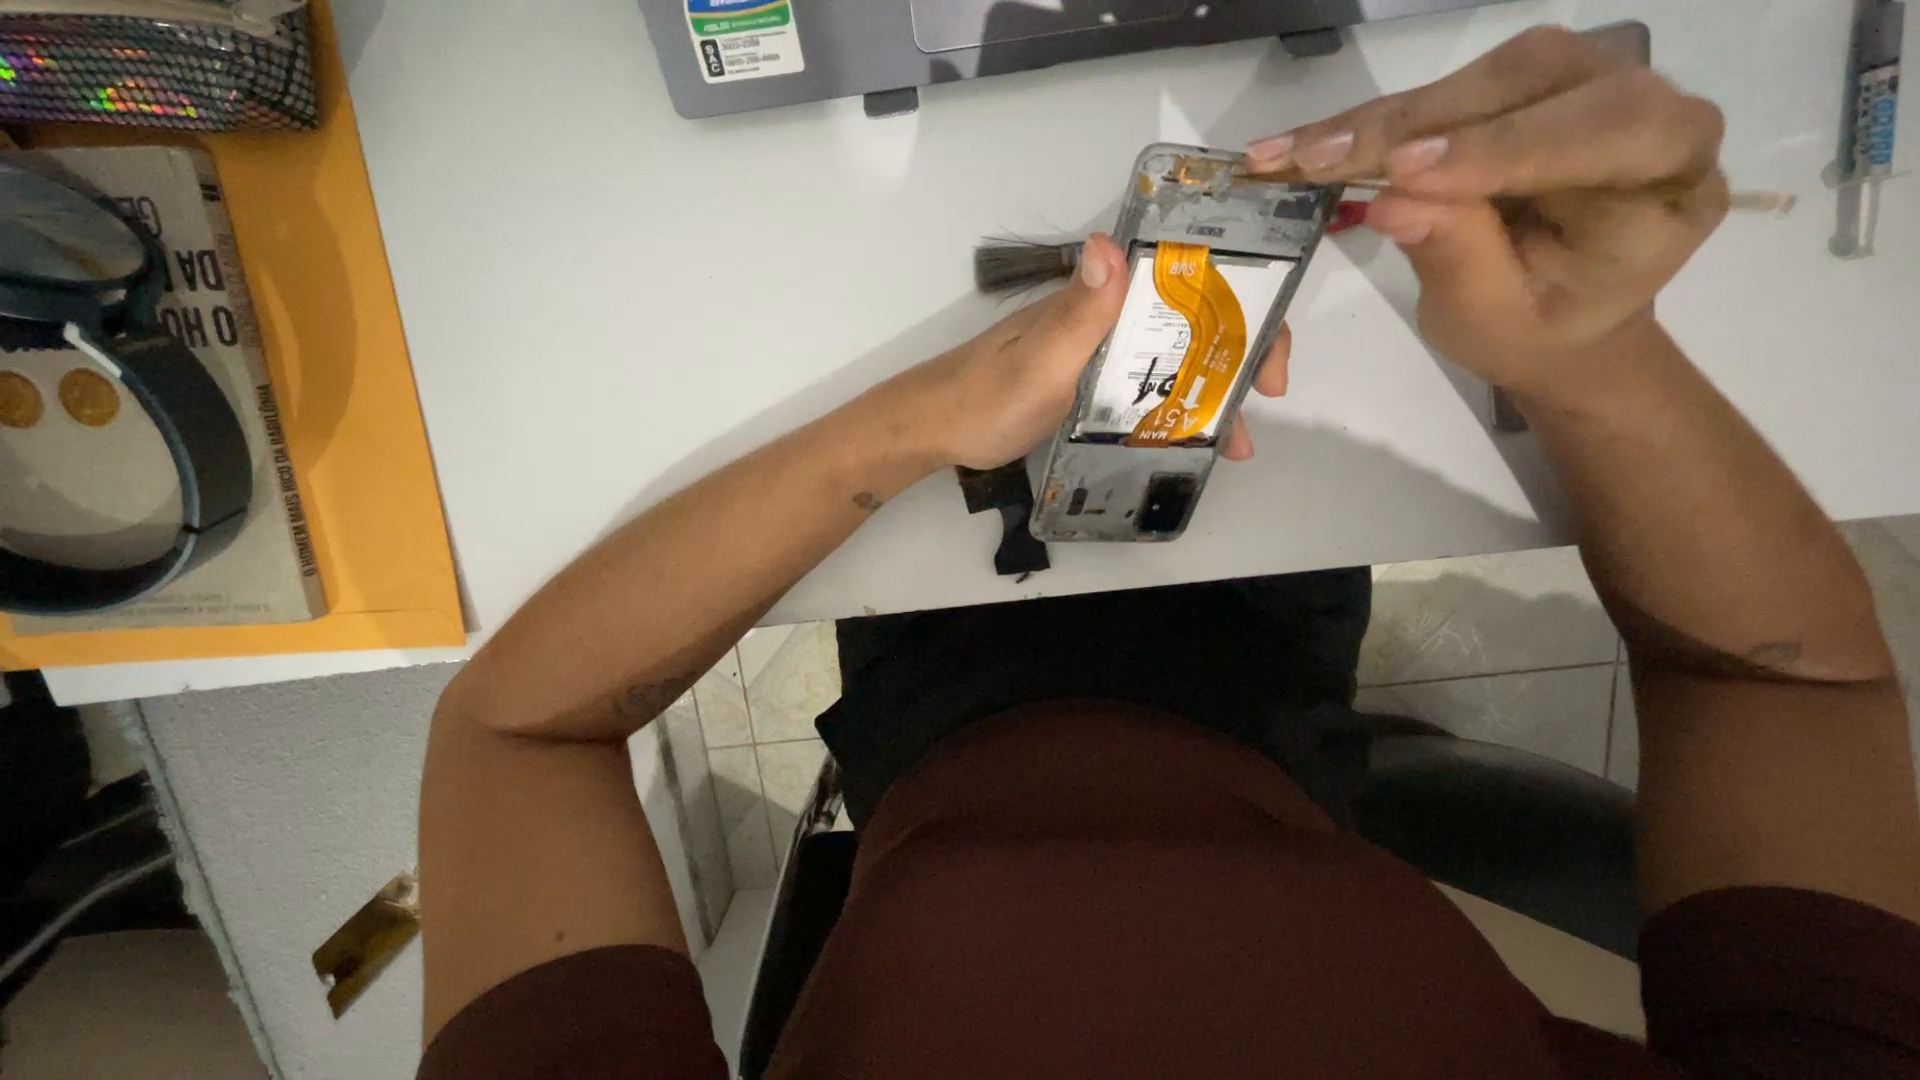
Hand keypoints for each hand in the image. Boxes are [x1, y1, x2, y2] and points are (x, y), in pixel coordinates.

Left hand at [896, 233, 1293, 470]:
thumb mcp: (1038, 361)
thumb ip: (1077, 312)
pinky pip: (1144, 386)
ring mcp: (1094, 350)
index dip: (1240, 307)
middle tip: (1259, 403)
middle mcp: (1103, 316)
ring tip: (1232, 443)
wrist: (935, 430)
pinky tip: (1187, 439)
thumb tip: (1108, 244)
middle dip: (1236, 356)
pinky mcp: (1083, 381)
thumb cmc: (985, 397)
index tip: (1265, 357)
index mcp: (1098, 299)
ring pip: (1170, 358)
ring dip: (1209, 393)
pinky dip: (1175, 409)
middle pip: (1189, 320)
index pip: (1186, 281)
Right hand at [1244, 26, 1729, 398]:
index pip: (1601, 132)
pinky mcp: (1526, 93)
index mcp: (1667, 178)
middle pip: (1533, 82)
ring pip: (1482, 75)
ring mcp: (1584, 89)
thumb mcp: (1494, 317)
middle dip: (1415, 123)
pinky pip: (1451, 90)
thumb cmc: (1535, 332)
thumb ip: (1456, 257)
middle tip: (1318, 158)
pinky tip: (1311, 144)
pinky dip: (1375, 121)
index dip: (1498, 146)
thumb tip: (1390, 201)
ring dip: (1383, 118)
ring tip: (1298, 155)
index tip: (1402, 171)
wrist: (1559, 322)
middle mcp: (1645, 109)